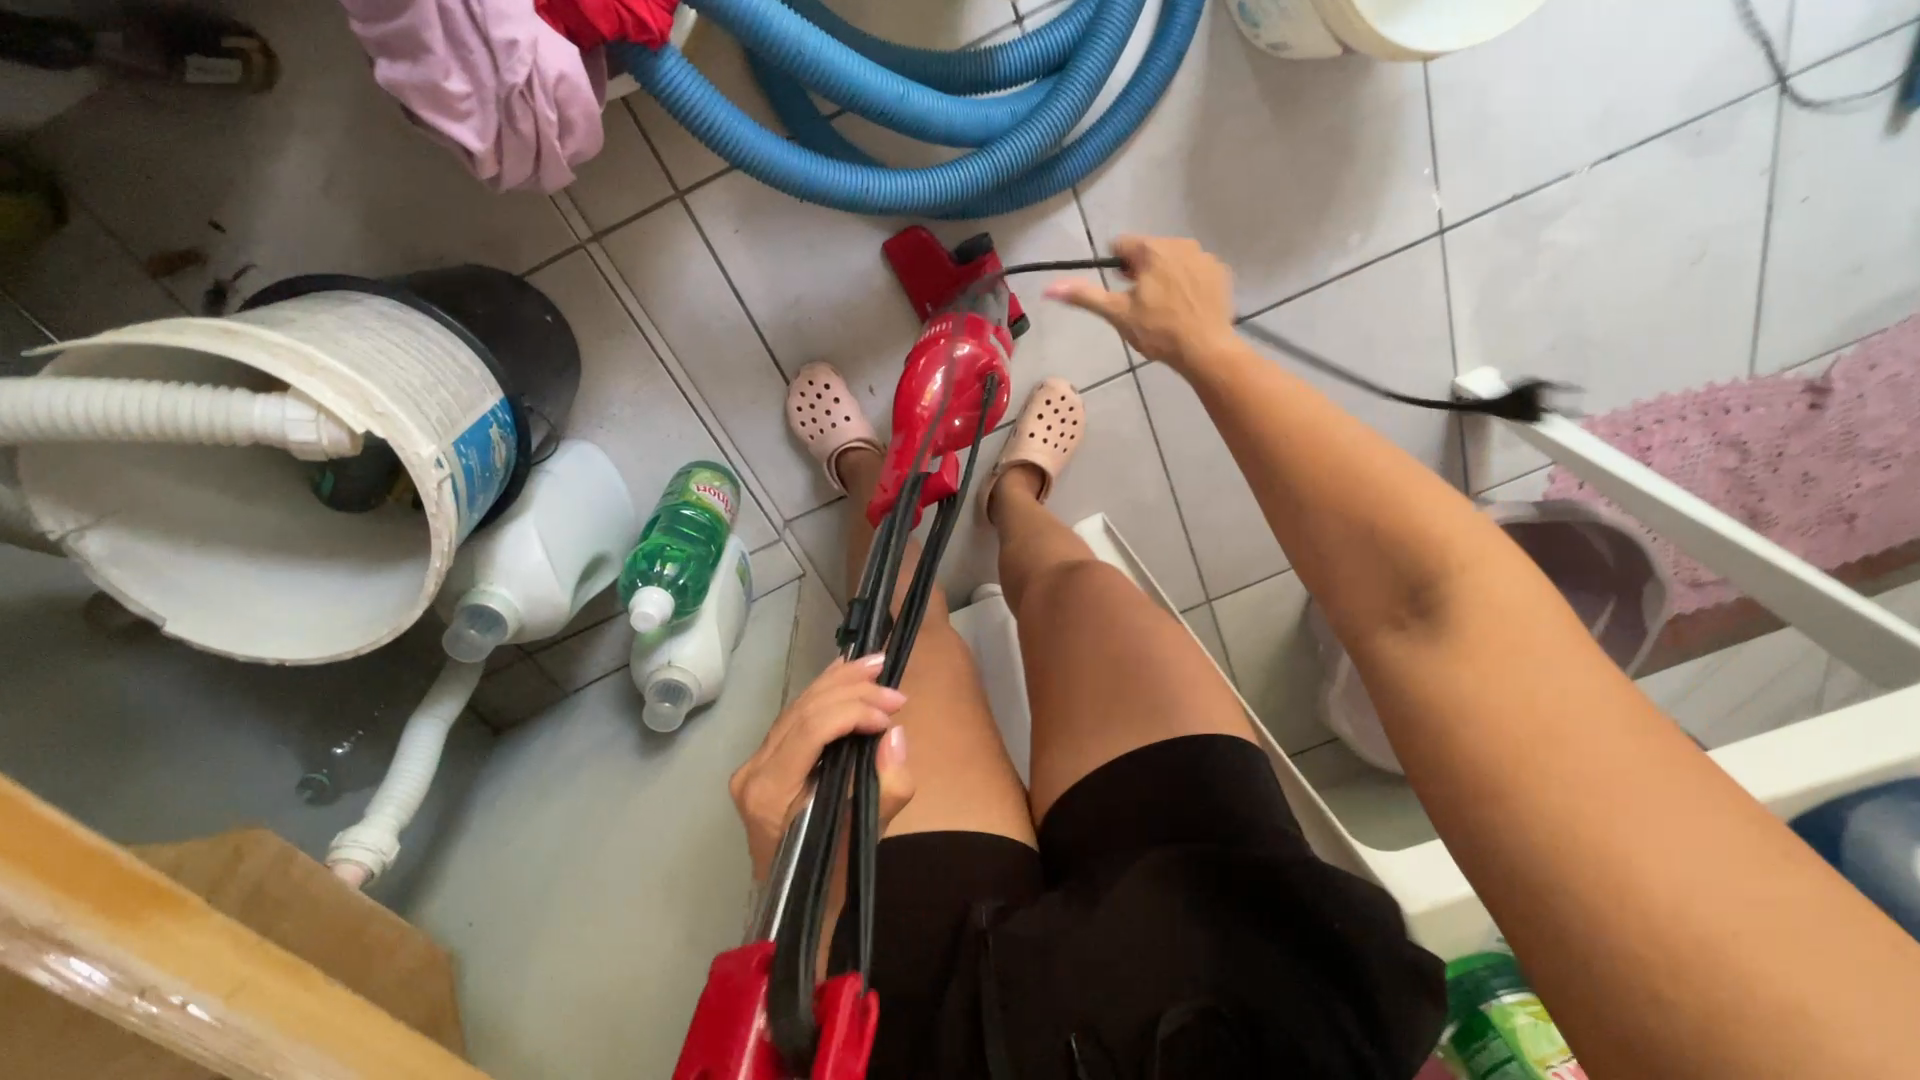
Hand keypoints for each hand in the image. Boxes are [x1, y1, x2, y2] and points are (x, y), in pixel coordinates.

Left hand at [729, 654, 914, 879]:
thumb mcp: (866, 835)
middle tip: (892, 679)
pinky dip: (823, 693)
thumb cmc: (830, 875)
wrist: (793, 908)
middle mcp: (752, 771)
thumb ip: (888, 787)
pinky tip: (845, 673)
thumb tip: (895, 735)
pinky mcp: (762, 762)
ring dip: (838, 682)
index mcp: (769, 792)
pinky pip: (794, 718)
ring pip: (797, 707)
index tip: (893, 715)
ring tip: (874, 663)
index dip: (854, 711)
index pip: (812, 728)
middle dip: (852, 689)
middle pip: (804, 710)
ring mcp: (752, 765)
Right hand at [1045, 235, 1237, 372]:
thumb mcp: (1117, 314)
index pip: (1121, 246)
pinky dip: (1189, 284)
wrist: (1206, 350)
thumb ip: (1085, 296)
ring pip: (1173, 260)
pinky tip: (1188, 308)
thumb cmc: (1158, 331)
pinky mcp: (1221, 272)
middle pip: (1148, 251)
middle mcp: (1180, 243)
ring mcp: (1204, 257)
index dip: (1117, 269)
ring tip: (1166, 309)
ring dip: (1165, 276)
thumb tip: (1050, 288)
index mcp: (1151, 249)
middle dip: (1142, 273)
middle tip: (1143, 305)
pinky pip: (1196, 270)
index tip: (1123, 292)